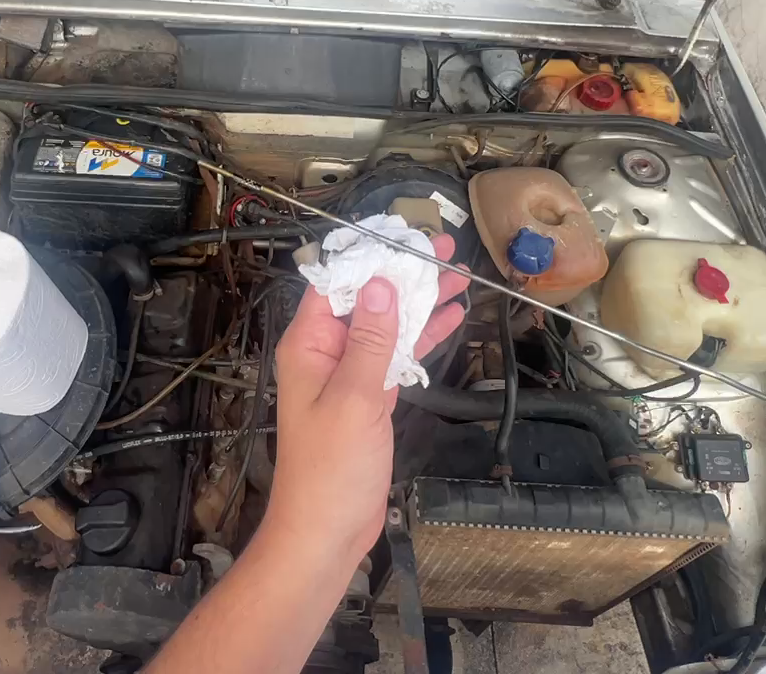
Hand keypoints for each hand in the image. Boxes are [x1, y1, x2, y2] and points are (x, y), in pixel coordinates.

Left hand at [264, 232, 468, 564]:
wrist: (327, 531)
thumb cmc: (328, 471)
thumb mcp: (353, 398)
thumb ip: (370, 339)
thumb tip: (380, 284)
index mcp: (309, 342)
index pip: (336, 281)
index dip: (370, 254)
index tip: (404, 235)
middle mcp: (327, 349)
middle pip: (367, 296)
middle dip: (403, 271)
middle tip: (443, 247)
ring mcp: (350, 370)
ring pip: (387, 321)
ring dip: (420, 298)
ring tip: (457, 273)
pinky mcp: (370, 391)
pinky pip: (397, 351)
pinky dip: (422, 333)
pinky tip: (449, 315)